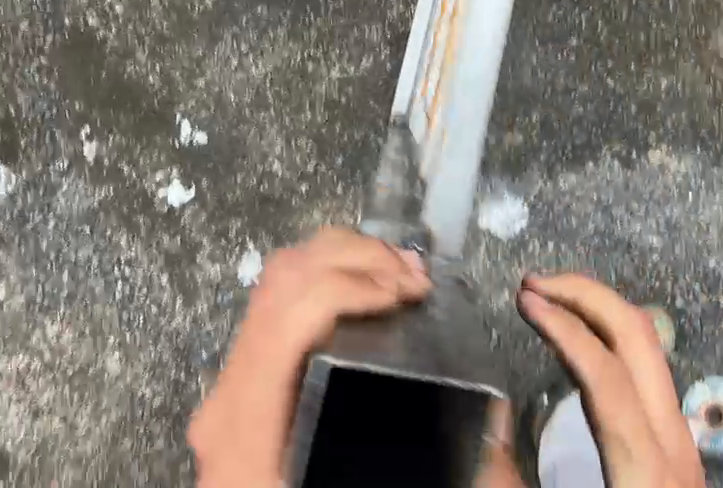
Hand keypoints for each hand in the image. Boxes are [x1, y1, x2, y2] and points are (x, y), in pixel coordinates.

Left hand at [188, 227, 431, 487]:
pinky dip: (328, 275)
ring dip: (345, 257)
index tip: (410, 293)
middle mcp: (227, 398)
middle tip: (417, 278)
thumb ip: (447, 472)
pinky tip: (371, 290)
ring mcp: (228, 384)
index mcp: (249, 431)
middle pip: (282, 283)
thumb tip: (496, 419)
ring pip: (276, 279)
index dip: (350, 284)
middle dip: (358, 258)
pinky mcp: (241, 379)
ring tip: (401, 272)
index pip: (287, 319)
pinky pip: (277, 298)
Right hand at [519, 273, 705, 487]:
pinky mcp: (676, 439)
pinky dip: (608, 335)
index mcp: (646, 466)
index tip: (524, 299)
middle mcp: (673, 438)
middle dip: (585, 295)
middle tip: (534, 283)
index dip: (562, 327)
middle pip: (638, 336)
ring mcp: (681, 435)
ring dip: (597, 309)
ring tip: (550, 297)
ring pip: (648, 344)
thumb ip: (512, 481)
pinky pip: (645, 366)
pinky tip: (577, 338)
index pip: (605, 372)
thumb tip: (494, 415)